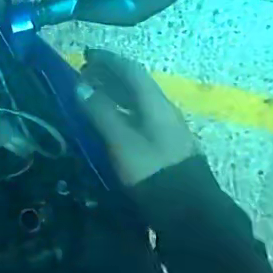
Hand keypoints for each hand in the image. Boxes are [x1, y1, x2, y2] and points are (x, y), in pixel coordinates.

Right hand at [75, 48, 196, 186]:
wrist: (192, 217)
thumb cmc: (153, 173)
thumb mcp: (121, 142)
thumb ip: (101, 112)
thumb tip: (80, 84)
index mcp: (156, 104)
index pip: (132, 70)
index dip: (108, 60)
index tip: (86, 55)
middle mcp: (165, 111)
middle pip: (136, 85)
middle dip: (110, 76)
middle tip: (85, 76)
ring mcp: (169, 131)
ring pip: (139, 103)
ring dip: (116, 95)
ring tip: (93, 98)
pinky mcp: (167, 149)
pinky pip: (141, 119)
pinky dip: (122, 113)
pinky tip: (111, 125)